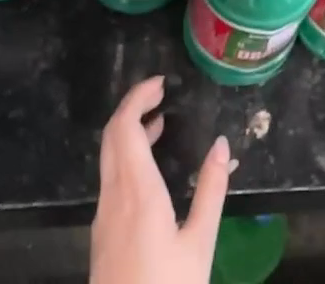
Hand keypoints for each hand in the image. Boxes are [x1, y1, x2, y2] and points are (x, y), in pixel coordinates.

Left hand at [91, 75, 231, 283]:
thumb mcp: (200, 242)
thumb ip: (212, 190)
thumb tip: (222, 144)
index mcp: (138, 192)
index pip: (126, 128)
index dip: (138, 98)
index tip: (160, 82)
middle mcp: (113, 196)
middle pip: (112, 136)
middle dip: (133, 107)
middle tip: (161, 93)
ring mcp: (103, 214)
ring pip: (109, 157)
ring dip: (129, 132)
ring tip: (160, 123)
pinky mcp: (102, 232)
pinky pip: (110, 178)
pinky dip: (127, 157)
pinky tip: (150, 168)